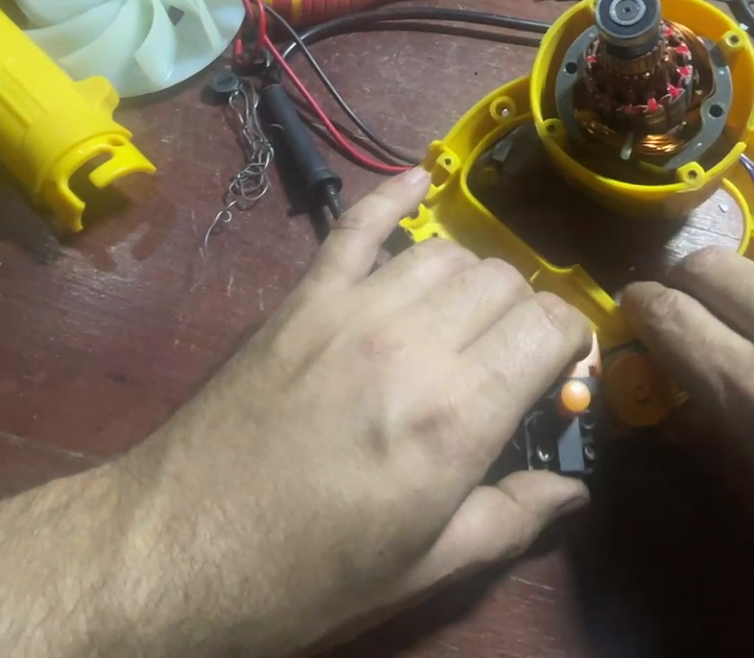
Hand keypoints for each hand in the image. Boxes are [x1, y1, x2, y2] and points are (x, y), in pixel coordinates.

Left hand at [116, 168, 592, 656]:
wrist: (177, 548)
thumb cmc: (308, 573)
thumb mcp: (423, 568)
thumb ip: (511, 519)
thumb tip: (576, 488)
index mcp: (455, 418)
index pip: (549, 326)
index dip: (572, 338)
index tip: (563, 366)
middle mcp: (414, 344)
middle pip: (504, 280)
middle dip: (525, 312)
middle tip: (510, 354)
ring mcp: (353, 309)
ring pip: (447, 253)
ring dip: (472, 278)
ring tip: (464, 316)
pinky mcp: (305, 297)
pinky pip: (358, 226)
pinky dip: (391, 195)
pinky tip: (417, 180)